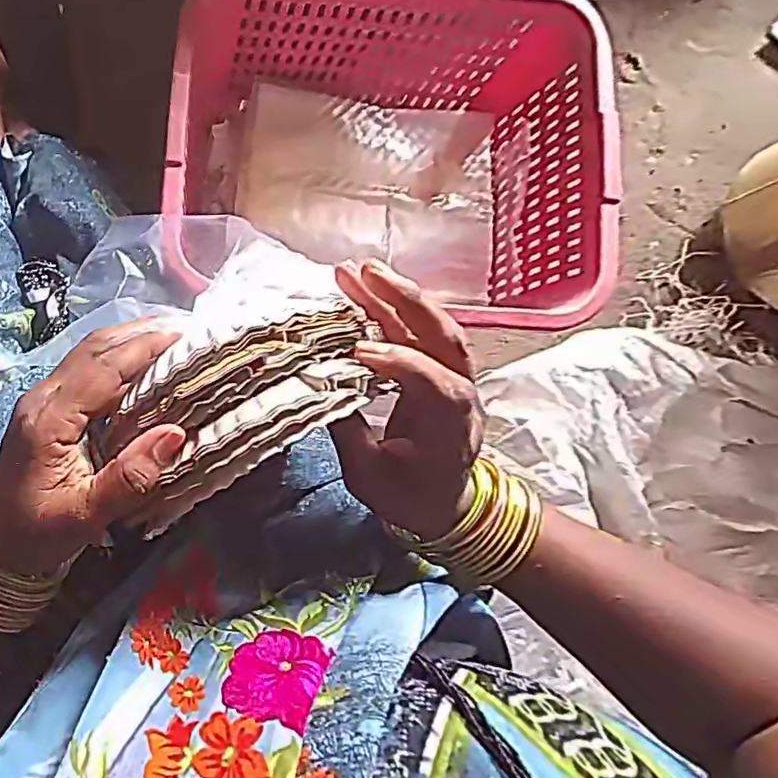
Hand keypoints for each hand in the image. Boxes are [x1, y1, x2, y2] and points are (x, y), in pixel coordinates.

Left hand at [0, 321, 186, 576]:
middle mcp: (42, 398)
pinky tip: (140, 360)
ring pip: (87, 353)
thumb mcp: (85, 515)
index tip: (185, 335)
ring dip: (128, 339)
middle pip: (93, 349)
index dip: (144, 347)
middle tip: (187, 327)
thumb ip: (129, 478)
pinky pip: (84, 368)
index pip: (102, 368)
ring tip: (171, 334)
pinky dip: (117, 356)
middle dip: (140, 332)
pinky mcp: (46, 407)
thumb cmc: (36, 533)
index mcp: (49, 420)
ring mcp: (40, 399)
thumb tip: (175, 434)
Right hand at [329, 261, 484, 539]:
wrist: (444, 506)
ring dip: (396, 297)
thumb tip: (318, 389)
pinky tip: (368, 295)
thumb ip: (347, 429)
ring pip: (431, 327)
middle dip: (401, 299)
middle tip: (363, 272)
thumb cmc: (407, 495)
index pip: (428, 378)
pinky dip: (396, 313)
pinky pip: (421, 335)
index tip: (354, 351)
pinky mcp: (439, 373)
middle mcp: (460, 391)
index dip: (394, 361)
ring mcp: (453, 379)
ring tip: (359, 271)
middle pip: (439, 334)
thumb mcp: (368, 474)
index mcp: (449, 422)